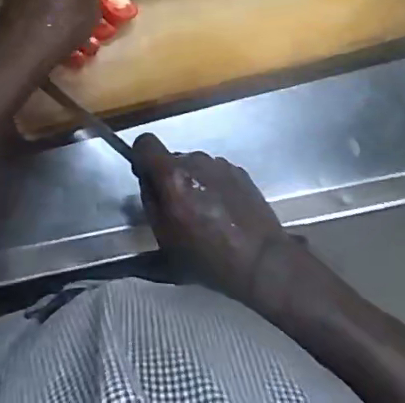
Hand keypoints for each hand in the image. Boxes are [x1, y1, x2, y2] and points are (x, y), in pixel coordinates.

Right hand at [132, 134, 291, 304]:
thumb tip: (148, 181)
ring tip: (205, 213)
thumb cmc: (208, 257)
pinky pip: (216, 173)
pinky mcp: (239, 171)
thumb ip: (150, 202)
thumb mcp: (165, 239)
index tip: (147, 176)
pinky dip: (214, 186)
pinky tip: (224, 212)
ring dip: (193, 182)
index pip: (145, 142)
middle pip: (172, 158)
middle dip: (170, 178)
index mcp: (172, 175)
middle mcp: (195, 160)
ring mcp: (220, 164)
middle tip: (179, 208)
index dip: (142, 156)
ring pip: (195, 166)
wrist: (262, 261)